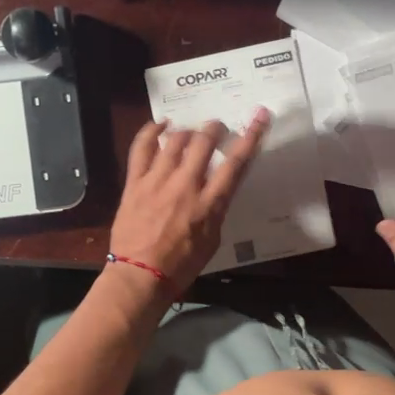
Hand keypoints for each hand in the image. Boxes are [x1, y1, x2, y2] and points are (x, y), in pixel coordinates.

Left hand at [108, 109, 269, 290]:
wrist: (140, 276)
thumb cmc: (181, 265)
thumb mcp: (212, 240)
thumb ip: (216, 210)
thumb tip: (215, 189)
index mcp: (209, 204)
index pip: (236, 164)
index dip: (250, 137)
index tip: (259, 117)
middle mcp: (185, 186)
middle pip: (204, 142)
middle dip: (214, 128)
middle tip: (217, 128)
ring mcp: (157, 181)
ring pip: (175, 140)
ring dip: (188, 131)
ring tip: (191, 132)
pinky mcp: (135, 182)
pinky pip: (142, 148)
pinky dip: (151, 131)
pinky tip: (161, 124)